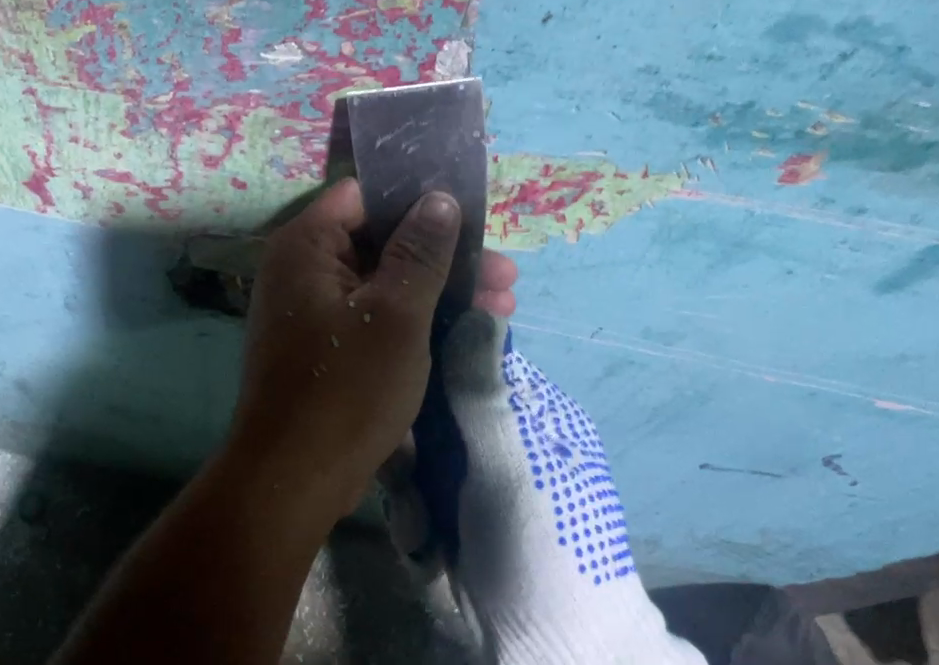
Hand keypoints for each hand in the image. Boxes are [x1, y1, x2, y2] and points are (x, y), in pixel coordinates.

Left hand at [221, 178, 515, 524]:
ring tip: (503, 302)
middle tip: (504, 272)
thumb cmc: (346, 388)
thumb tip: (440, 198)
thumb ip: (420, 252)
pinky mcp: (329, 346)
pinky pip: (376, 315)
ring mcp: (315, 310)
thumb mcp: (396, 314)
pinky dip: (417, 317)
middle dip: (443, 253)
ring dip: (439, 288)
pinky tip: (468, 326)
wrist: (295, 479)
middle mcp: (304, 269)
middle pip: (380, 241)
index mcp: (307, 246)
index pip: (363, 197)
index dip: (414, 198)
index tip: (468, 211)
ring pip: (385, 282)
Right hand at [433, 308, 707, 664]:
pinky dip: (409, 523)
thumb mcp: (512, 464)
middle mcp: (480, 435)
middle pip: (418, 403)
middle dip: (404, 437)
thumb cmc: (544, 544)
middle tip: (408, 464)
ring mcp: (454, 477)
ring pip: (400, 451)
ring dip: (403, 486)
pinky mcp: (432, 516)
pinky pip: (400, 498)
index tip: (393, 368)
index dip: (423, 357)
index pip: (458, 357)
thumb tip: (477, 307)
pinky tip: (426, 546)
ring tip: (421, 518)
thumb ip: (482, 391)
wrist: (542, 650)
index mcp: (514, 409)